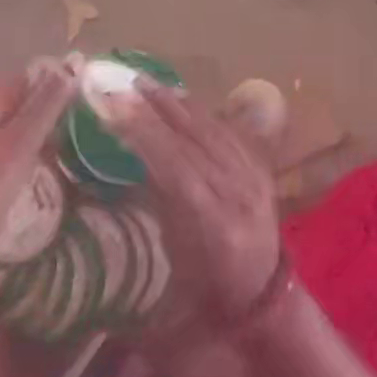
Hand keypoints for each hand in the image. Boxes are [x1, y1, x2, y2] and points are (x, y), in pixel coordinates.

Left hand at [0, 56, 78, 256]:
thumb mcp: (17, 147)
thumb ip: (42, 110)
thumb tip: (67, 69)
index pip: (18, 80)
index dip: (45, 77)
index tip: (74, 82)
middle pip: (10, 104)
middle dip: (40, 103)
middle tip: (74, 114)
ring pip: (4, 130)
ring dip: (30, 129)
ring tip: (61, 142)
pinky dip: (19, 153)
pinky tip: (30, 169)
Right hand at [108, 83, 281, 320]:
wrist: (260, 292)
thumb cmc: (205, 283)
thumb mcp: (173, 248)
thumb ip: (158, 196)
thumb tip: (132, 147)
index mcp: (215, 222)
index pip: (176, 165)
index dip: (145, 134)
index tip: (116, 109)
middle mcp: (238, 192)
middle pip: (194, 139)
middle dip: (157, 109)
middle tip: (125, 85)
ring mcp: (254, 176)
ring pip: (211, 129)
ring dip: (176, 103)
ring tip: (147, 84)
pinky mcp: (260, 167)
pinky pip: (227, 131)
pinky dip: (199, 112)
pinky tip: (180, 98)